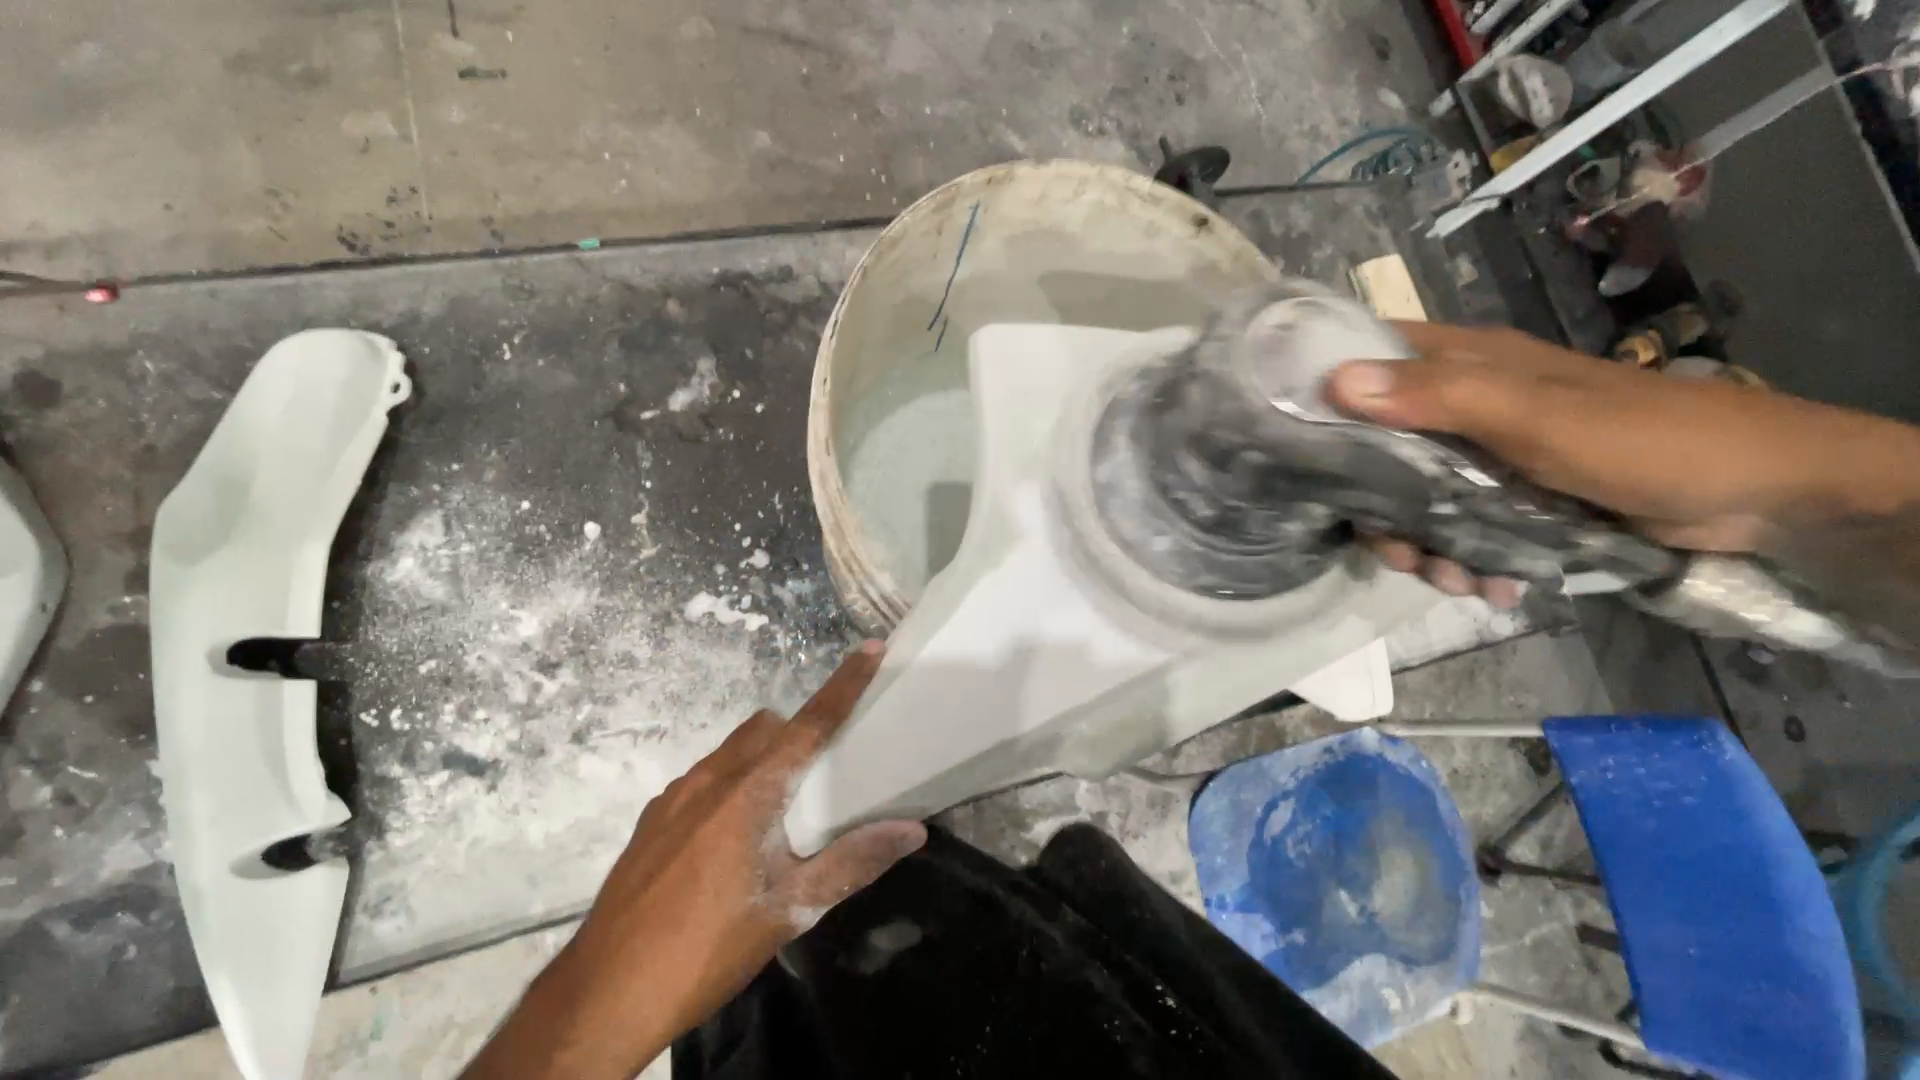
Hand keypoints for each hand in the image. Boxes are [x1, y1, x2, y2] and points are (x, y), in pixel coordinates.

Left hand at [463, 642, 926, 1079]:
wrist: (605, 994)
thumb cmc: (708, 948)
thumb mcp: (791, 911)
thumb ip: (854, 863)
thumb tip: (911, 831)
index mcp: (751, 793)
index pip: (810, 724)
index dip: (845, 685)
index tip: (871, 648)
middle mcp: (710, 779)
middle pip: (767, 727)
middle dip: (800, 731)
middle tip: (825, 775)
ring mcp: (674, 797)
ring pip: (732, 751)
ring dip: (763, 761)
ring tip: (777, 820)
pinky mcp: (652, 819)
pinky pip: (703, 779)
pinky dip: (730, 787)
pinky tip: (728, 846)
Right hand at [1326, 322, 1919, 601]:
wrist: (1757, 496)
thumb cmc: (1645, 438)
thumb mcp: (1535, 415)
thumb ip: (1438, 396)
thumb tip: (1333, 381)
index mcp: (1462, 365)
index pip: (1366, 356)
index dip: (1322, 385)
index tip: (1289, 437)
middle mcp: (1461, 406)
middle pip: (1376, 447)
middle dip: (1378, 505)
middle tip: (1395, 546)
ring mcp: (1485, 456)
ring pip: (1413, 499)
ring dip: (1423, 546)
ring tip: (1456, 580)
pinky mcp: (1509, 500)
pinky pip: (1457, 530)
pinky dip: (1464, 562)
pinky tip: (1491, 585)